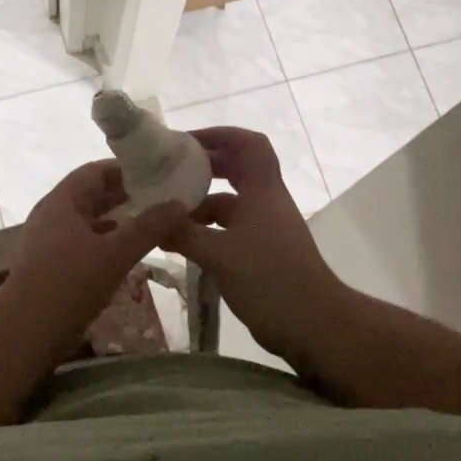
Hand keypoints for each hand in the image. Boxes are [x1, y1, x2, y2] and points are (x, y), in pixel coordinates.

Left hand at [1, 160, 189, 358]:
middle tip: (162, 198)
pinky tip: (128, 251)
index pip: (95, 171)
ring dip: (117, 220)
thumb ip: (149, 227)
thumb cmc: (69, 284)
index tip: (158, 172)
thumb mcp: (115, 253)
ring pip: (89, 221)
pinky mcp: (52, 265)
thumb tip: (180, 203)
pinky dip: (107, 242)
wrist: (26, 332)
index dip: (126, 169)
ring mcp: (50, 241)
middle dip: (125, 195)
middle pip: (91, 195)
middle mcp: (52, 215)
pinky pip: (84, 242)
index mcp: (61, 202)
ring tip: (151, 223)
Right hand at [161, 127, 345, 365]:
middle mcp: (265, 203)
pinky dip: (205, 229)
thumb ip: (182, 233)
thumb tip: (148, 219)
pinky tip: (179, 242)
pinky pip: (228, 229)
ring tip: (163, 211)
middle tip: (166, 172)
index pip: (248, 144)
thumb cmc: (270, 280)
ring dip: (199, 202)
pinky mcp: (259, 253)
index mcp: (263, 192)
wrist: (312, 325)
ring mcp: (264, 229)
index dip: (219, 135)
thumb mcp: (219, 255)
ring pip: (229, 202)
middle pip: (236, 169)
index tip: (184, 143)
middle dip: (202, 167)